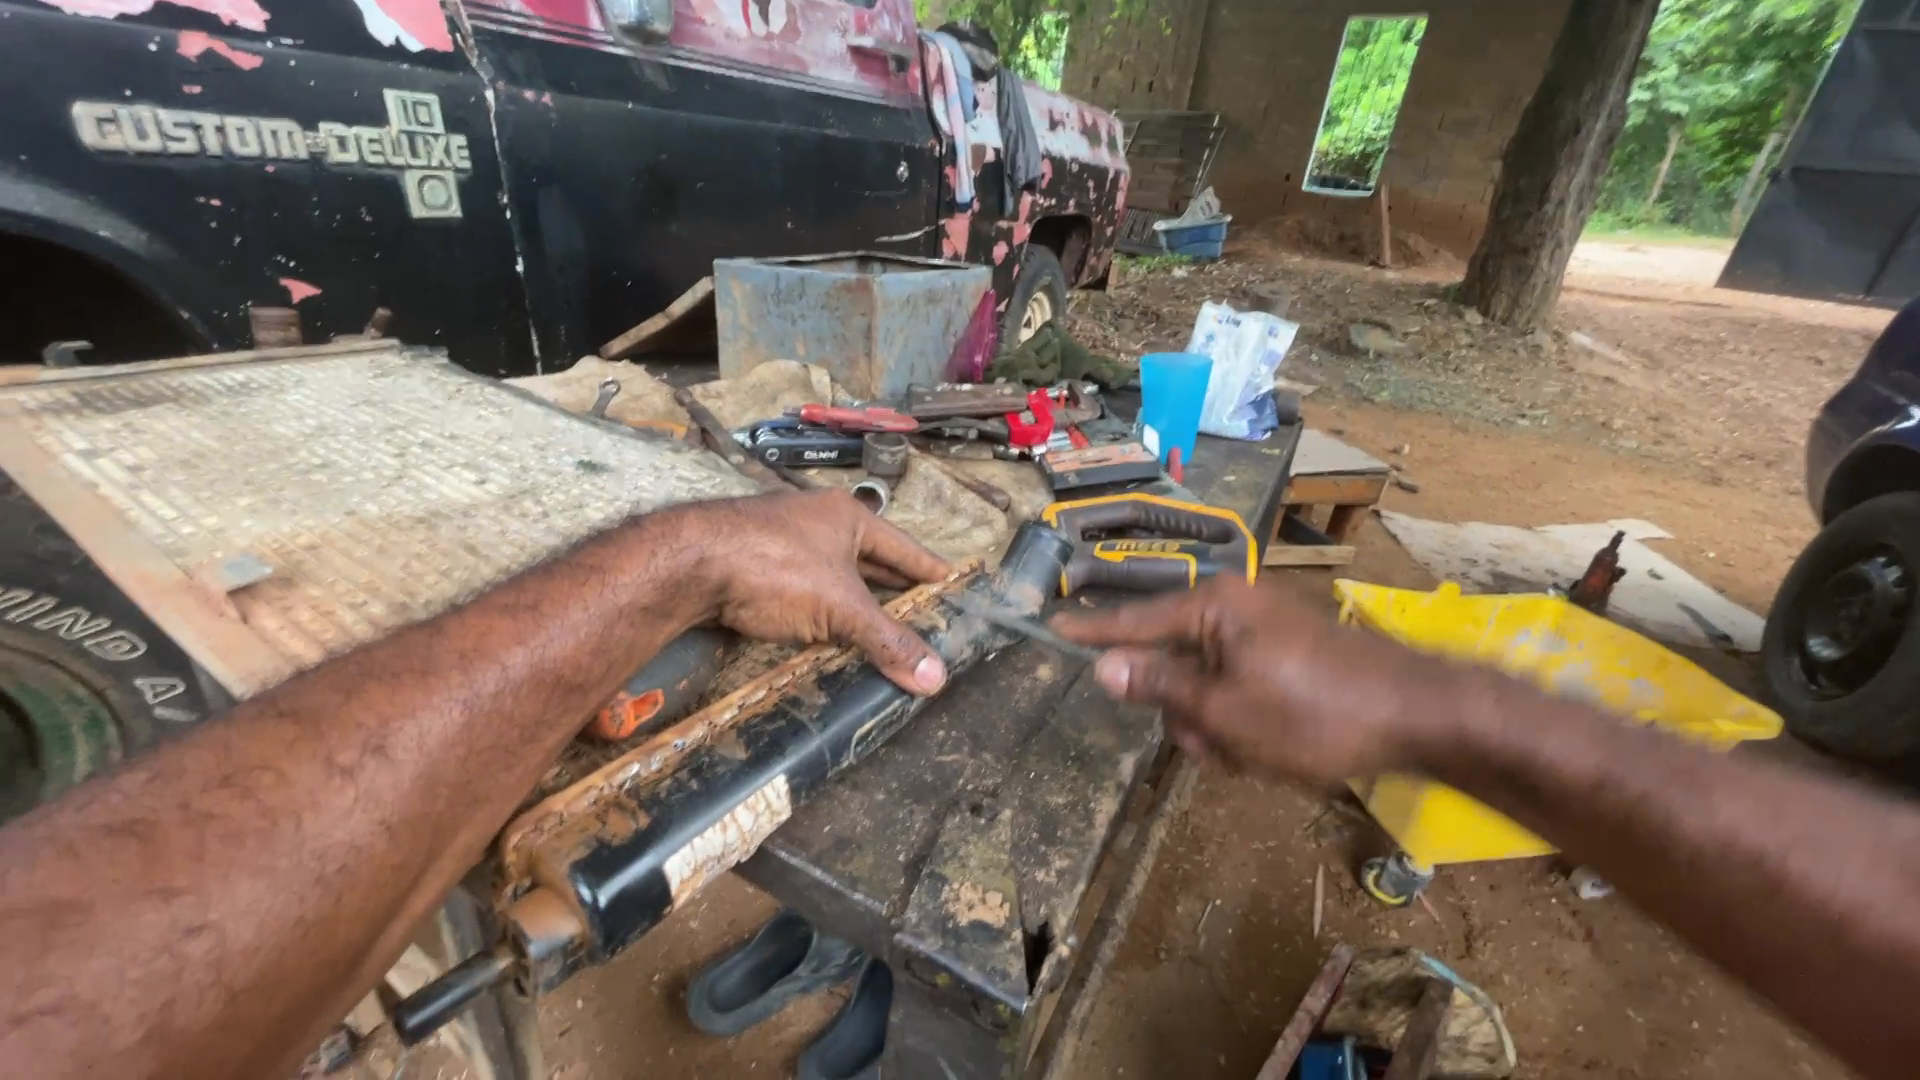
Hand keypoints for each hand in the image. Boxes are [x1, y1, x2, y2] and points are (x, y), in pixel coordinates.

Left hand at [672, 491, 952, 693]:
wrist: (689, 562)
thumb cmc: (776, 568)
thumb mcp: (840, 607)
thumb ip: (887, 640)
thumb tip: (936, 678)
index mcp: (849, 517)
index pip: (906, 549)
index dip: (933, 572)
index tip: (957, 589)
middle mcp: (820, 521)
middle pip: (873, 561)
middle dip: (898, 591)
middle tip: (928, 618)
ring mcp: (786, 540)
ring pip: (838, 576)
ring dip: (861, 602)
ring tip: (888, 629)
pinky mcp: (757, 563)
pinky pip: (808, 588)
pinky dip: (827, 610)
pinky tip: (834, 630)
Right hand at [1050, 579, 1450, 782]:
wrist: (1421, 716)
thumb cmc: (1314, 713)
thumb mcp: (1224, 710)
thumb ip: (1159, 685)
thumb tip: (1104, 665)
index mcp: (1213, 607)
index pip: (1134, 621)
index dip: (1093, 633)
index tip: (1053, 631)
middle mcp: (1233, 607)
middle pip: (1171, 660)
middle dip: (1181, 710)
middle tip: (1210, 746)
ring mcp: (1262, 628)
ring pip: (1204, 681)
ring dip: (1214, 722)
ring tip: (1251, 752)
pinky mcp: (1285, 651)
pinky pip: (1236, 683)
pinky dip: (1240, 716)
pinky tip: (1270, 744)